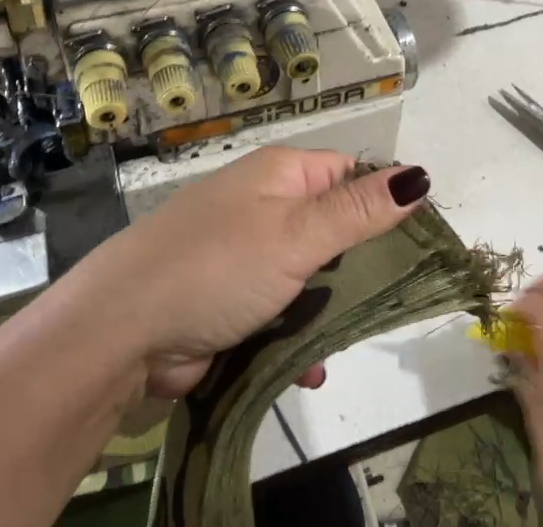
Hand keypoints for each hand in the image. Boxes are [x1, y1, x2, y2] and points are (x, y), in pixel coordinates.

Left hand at [68, 147, 429, 398]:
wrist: (123, 328)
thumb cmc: (219, 267)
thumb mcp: (297, 234)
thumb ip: (359, 210)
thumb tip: (419, 173)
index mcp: (280, 174)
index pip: (349, 175)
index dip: (381, 204)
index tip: (414, 246)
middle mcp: (262, 206)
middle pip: (332, 231)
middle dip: (354, 271)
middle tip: (380, 302)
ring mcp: (244, 255)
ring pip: (309, 279)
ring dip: (326, 314)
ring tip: (339, 344)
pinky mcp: (230, 301)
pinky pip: (279, 314)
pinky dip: (295, 338)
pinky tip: (308, 370)